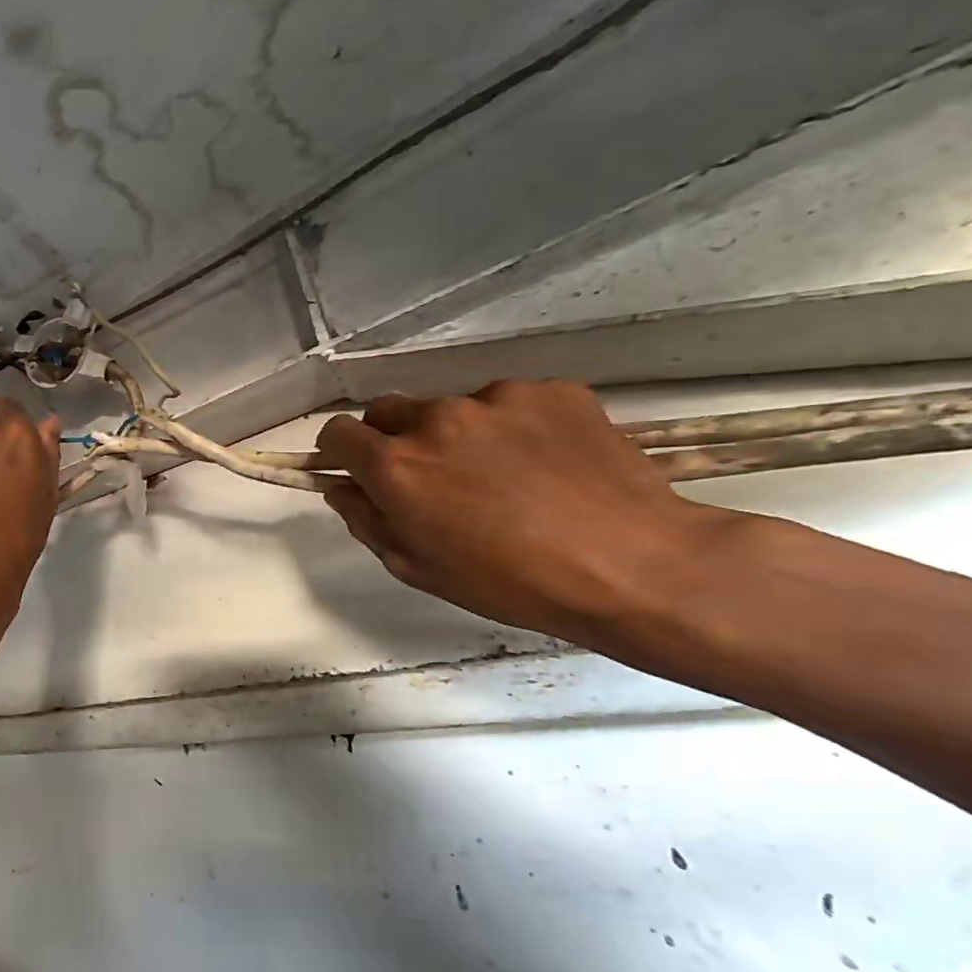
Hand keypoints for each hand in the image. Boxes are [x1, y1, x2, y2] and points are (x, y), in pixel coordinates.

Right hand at [315, 380, 740, 652]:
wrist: (631, 564)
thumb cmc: (512, 583)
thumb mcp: (421, 569)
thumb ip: (368, 521)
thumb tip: (341, 487)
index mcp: (398, 466)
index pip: (339, 433)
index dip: (340, 450)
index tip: (356, 467)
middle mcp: (437, 419)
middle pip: (389, 410)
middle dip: (395, 439)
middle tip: (433, 478)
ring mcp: (495, 398)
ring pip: (454, 408)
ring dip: (460, 435)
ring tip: (507, 477)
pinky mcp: (548, 389)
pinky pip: (511, 404)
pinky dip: (514, 428)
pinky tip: (547, 465)